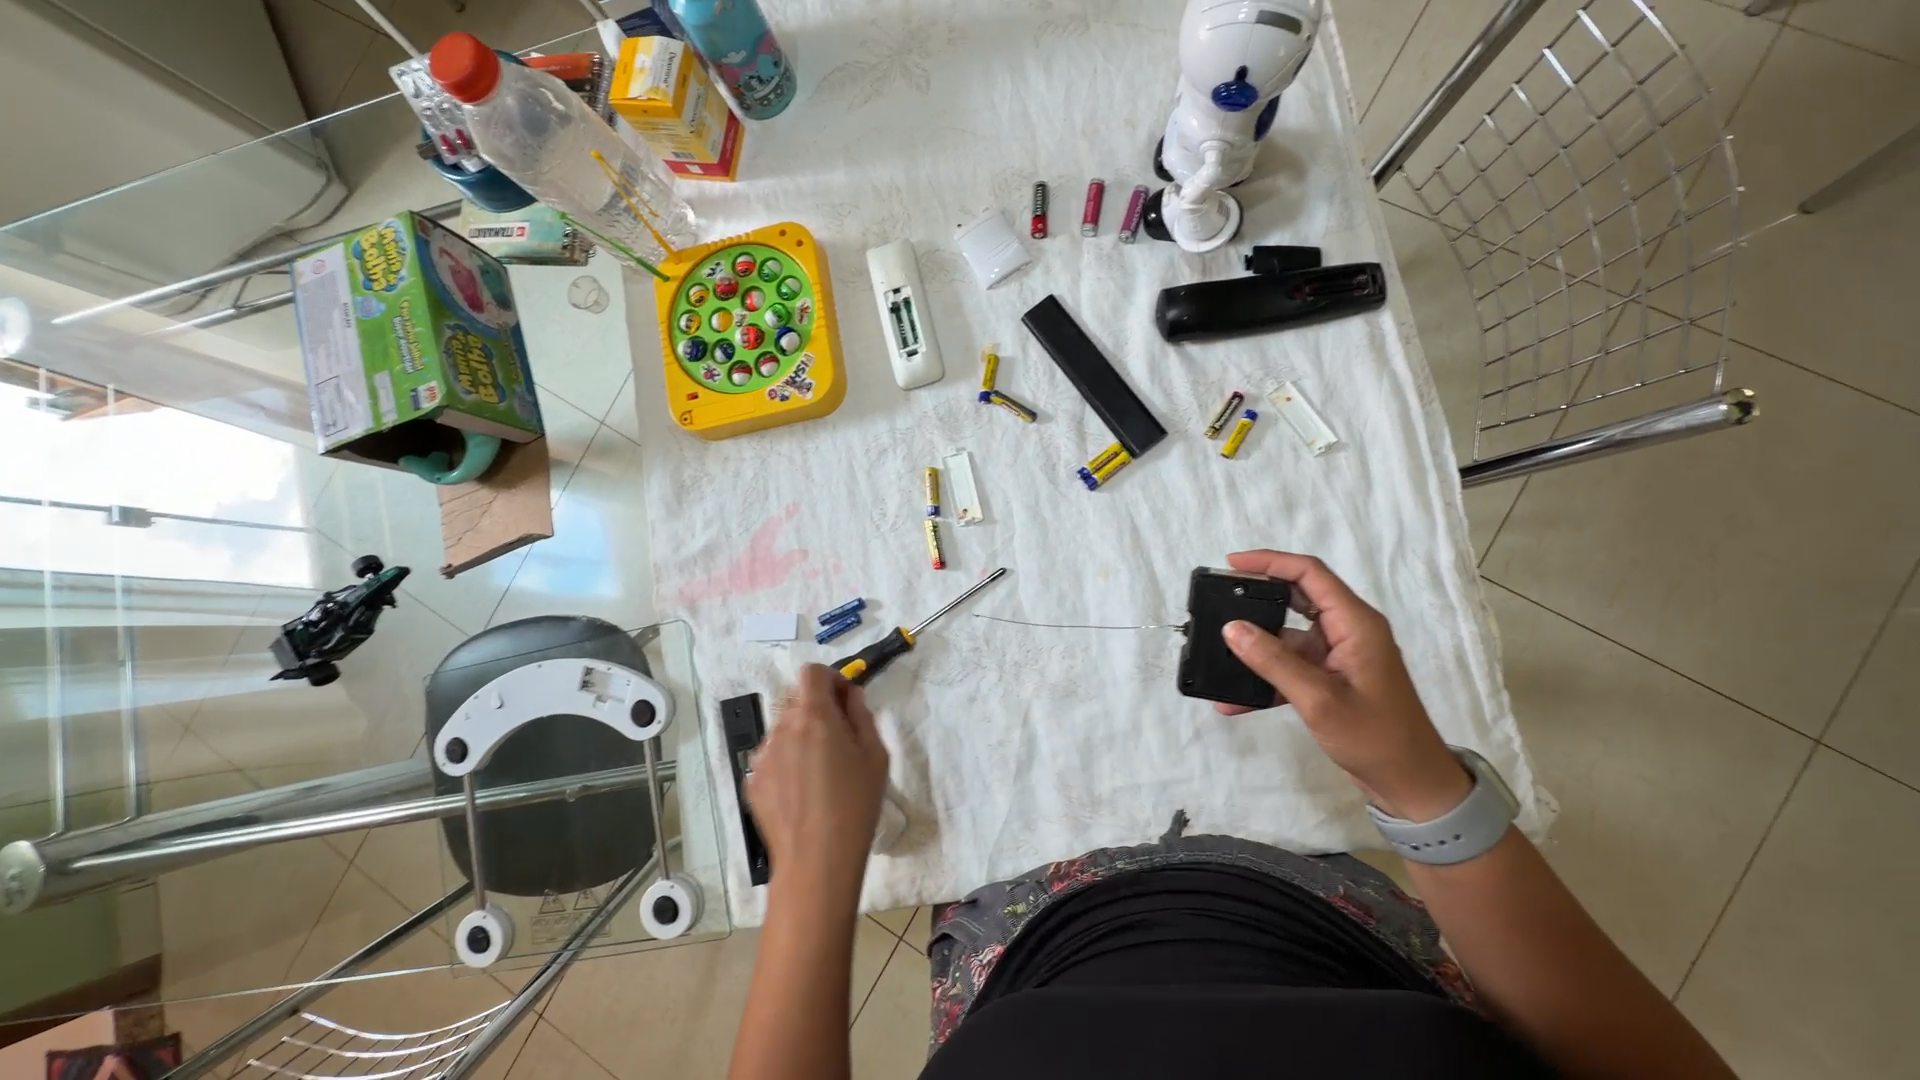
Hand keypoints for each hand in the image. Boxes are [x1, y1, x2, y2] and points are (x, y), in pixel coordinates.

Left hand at [746, 664, 889, 902]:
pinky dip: (787, 764)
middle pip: (797, 702)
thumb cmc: (855, 805)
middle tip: (840, 743)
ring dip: (801, 738)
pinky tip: (803, 795)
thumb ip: (861, 716)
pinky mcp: (751, 782)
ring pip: (783, 731)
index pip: (812, 673)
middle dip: (818, 711)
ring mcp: (761, 756)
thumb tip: (850, 697)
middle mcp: (781, 728)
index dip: (831, 680)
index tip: (845, 702)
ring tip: (821, 775)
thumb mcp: (875, 756)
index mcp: (814, 716)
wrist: (817, 860)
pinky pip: (772, 759)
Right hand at [1216, 550, 1470, 821]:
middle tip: (1218, 602)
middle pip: (1297, 598)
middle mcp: (1348, 631)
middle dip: (1255, 599)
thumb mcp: (1319, 699)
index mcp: (1356, 623)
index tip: (1231, 564)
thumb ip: (1273, 661)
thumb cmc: (1375, 736)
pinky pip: (1290, 668)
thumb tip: (1232, 629)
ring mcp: (1338, 656)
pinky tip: (1233, 700)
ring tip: (1217, 654)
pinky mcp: (1330, 680)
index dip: (1270, 562)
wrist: (1409, 783)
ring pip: (1287, 637)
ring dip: (1255, 649)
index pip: (1310, 574)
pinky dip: (1264, 680)